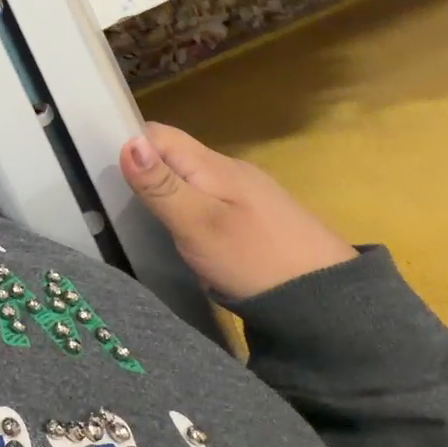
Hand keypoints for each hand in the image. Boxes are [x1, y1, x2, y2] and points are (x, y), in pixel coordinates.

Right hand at [122, 122, 356, 300]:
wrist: (336, 312)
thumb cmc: (256, 261)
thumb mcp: (198, 224)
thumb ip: (160, 184)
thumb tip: (128, 141)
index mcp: (214, 165)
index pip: (158, 134)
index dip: (130, 145)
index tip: (111, 173)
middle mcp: (233, 170)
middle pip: (175, 154)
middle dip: (147, 171)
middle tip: (127, 203)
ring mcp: (251, 194)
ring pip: (193, 178)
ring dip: (170, 192)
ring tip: (155, 222)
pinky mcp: (262, 218)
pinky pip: (213, 198)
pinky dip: (193, 208)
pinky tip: (194, 235)